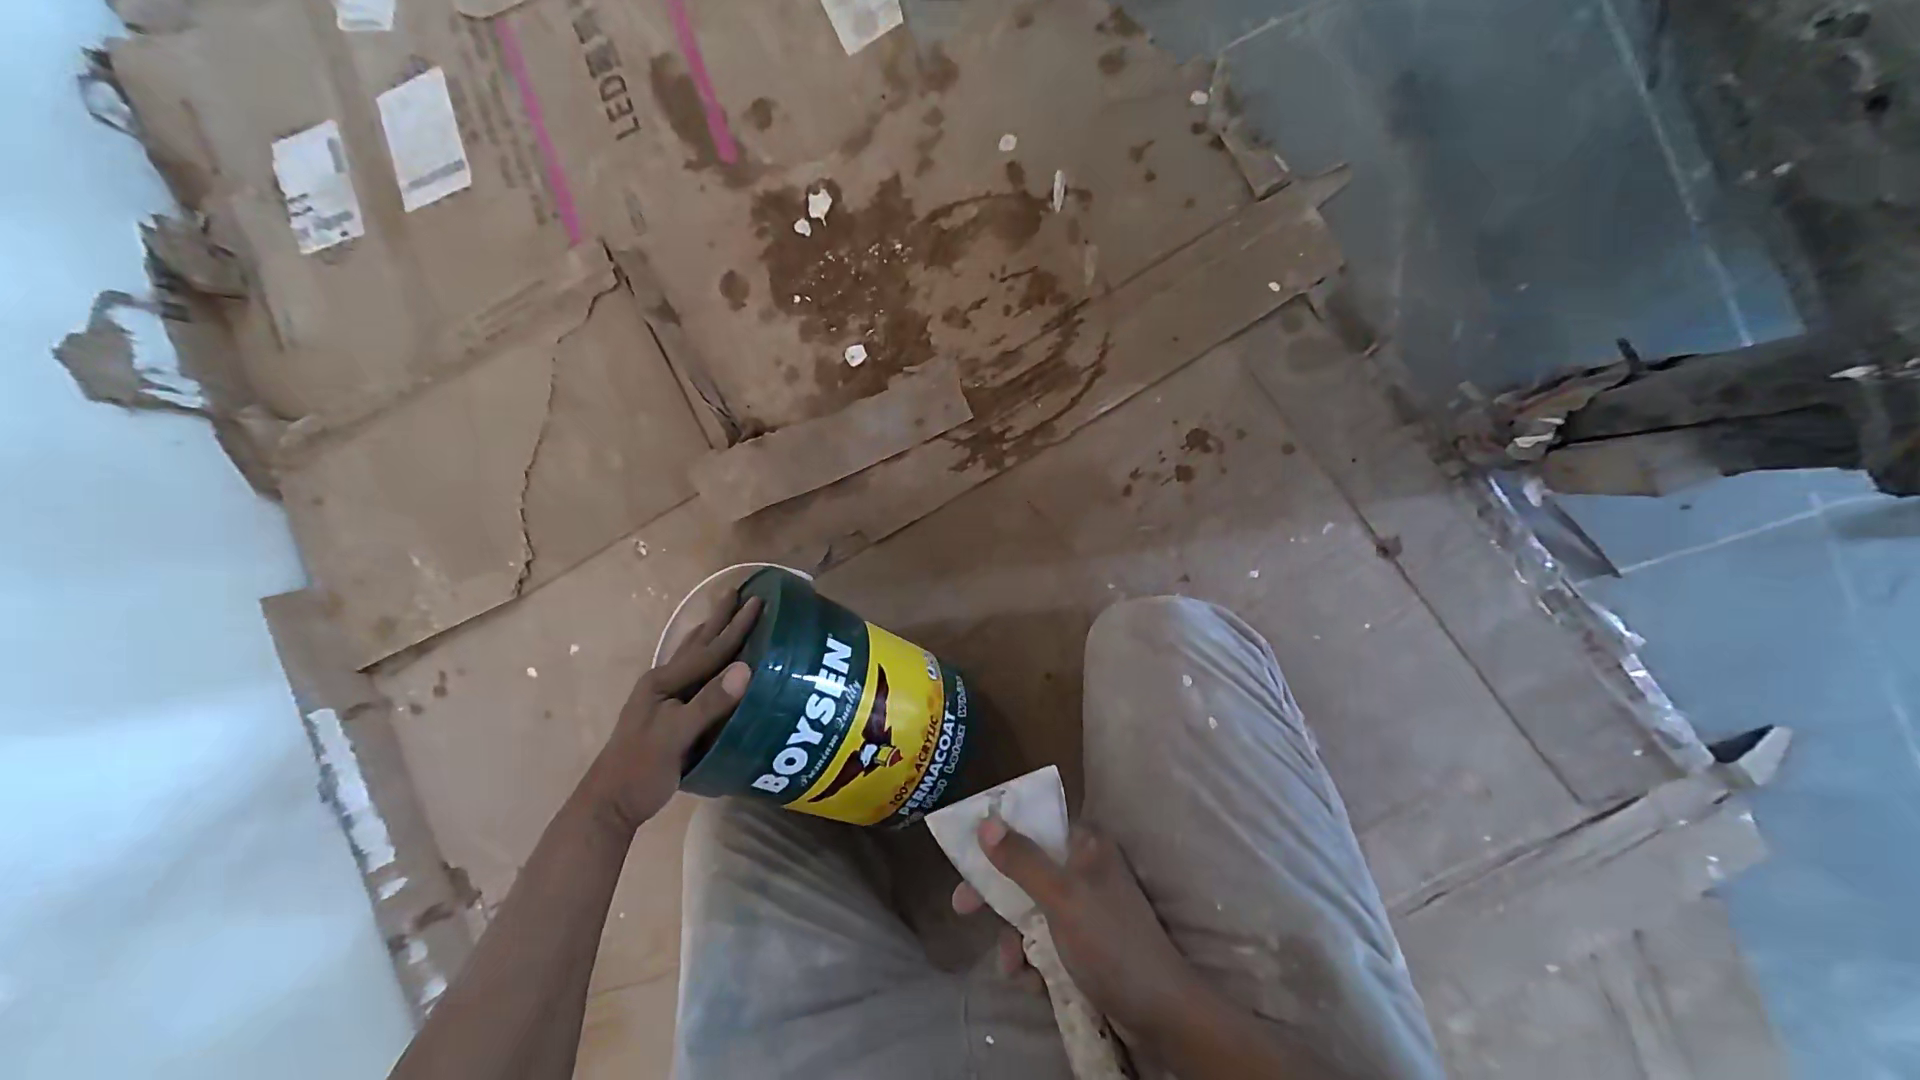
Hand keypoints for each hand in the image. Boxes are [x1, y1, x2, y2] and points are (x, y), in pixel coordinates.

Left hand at [577, 596, 761, 833]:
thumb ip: (709, 703)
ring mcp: (665, 699)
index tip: (758, 601)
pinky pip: (696, 676)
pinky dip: (708, 660)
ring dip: (711, 633)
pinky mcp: (671, 715)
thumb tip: (745, 669)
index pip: (709, 650)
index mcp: (664, 683)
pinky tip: (713, 663)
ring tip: (722, 612)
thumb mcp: (675, 737)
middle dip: (720, 618)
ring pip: (694, 657)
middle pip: (699, 644)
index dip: (736, 627)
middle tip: (737, 590)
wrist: (608, 804)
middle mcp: (664, 683)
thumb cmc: (640, 769)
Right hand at [953, 816, 1206, 1035]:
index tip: (967, 849)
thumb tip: (986, 823)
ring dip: (1014, 938)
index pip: (1035, 823)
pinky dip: (1032, 958)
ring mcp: (1084, 907)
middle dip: (996, 896)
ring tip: (1013, 967)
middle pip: (1026, 868)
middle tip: (962, 908)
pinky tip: (1032, 982)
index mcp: (1085, 845)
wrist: (1160, 1014)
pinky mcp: (1084, 942)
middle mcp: (1084, 868)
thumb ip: (1022, 860)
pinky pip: (1044, 940)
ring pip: (1030, 909)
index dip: (999, 833)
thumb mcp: (1061, 897)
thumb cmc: (1110, 942)